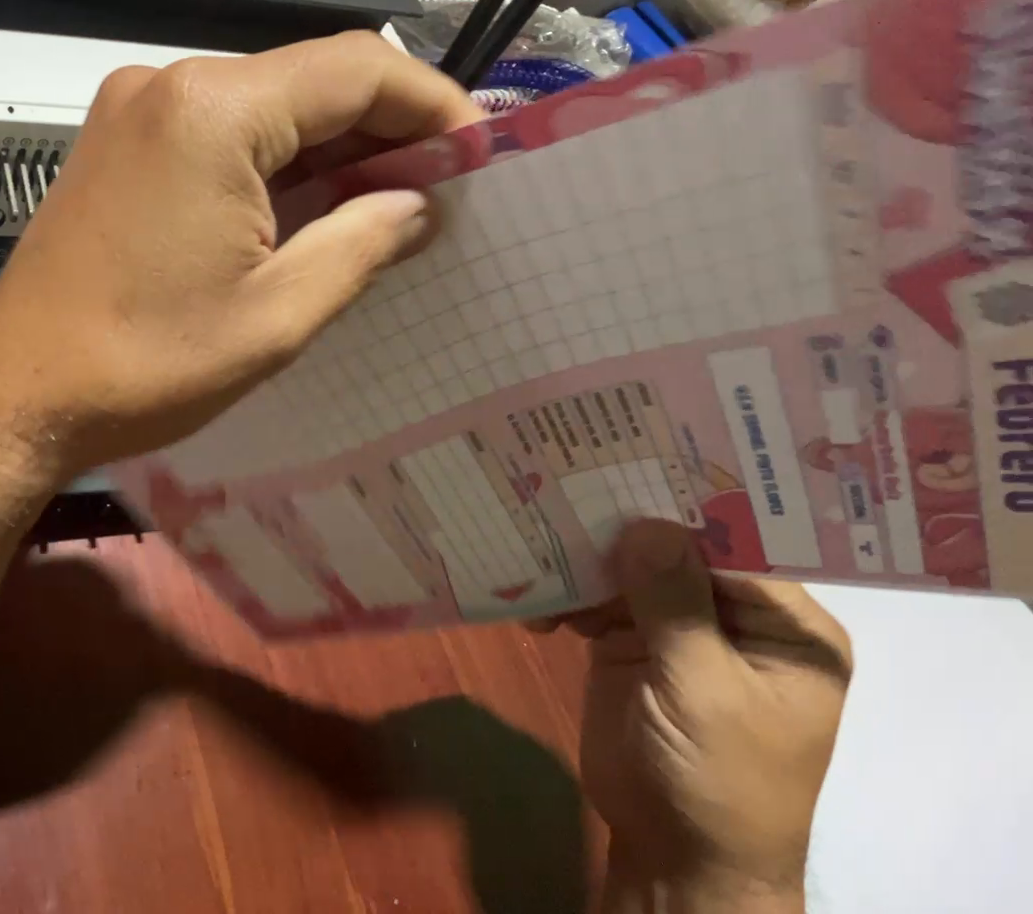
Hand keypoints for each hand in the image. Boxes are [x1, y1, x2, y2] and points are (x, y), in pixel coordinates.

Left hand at [0, 31, 482, 480]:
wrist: (15, 396)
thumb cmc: (142, 366)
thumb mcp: (274, 316)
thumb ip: (361, 244)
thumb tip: (419, 204)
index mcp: (213, 110)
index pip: (357, 69)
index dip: (431, 107)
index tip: (477, 159)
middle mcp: (165, 85)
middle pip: (306, 82)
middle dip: (379, 134)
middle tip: (436, 197)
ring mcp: (128, 113)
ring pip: (259, 110)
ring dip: (323, 154)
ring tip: (380, 213)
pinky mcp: (110, 149)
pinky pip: (210, 137)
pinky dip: (265, 167)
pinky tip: (301, 214)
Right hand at [533, 520, 852, 911]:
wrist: (675, 850)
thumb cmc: (716, 773)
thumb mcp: (701, 687)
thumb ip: (673, 603)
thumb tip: (646, 522)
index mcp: (784, 627)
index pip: (737, 547)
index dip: (684, 509)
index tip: (629, 466)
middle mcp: (733, 619)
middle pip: (673, 554)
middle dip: (620, 531)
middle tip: (562, 493)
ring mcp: (677, 634)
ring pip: (627, 576)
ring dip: (581, 567)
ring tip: (534, 544)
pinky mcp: (630, 649)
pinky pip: (595, 605)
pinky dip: (564, 601)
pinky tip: (535, 607)